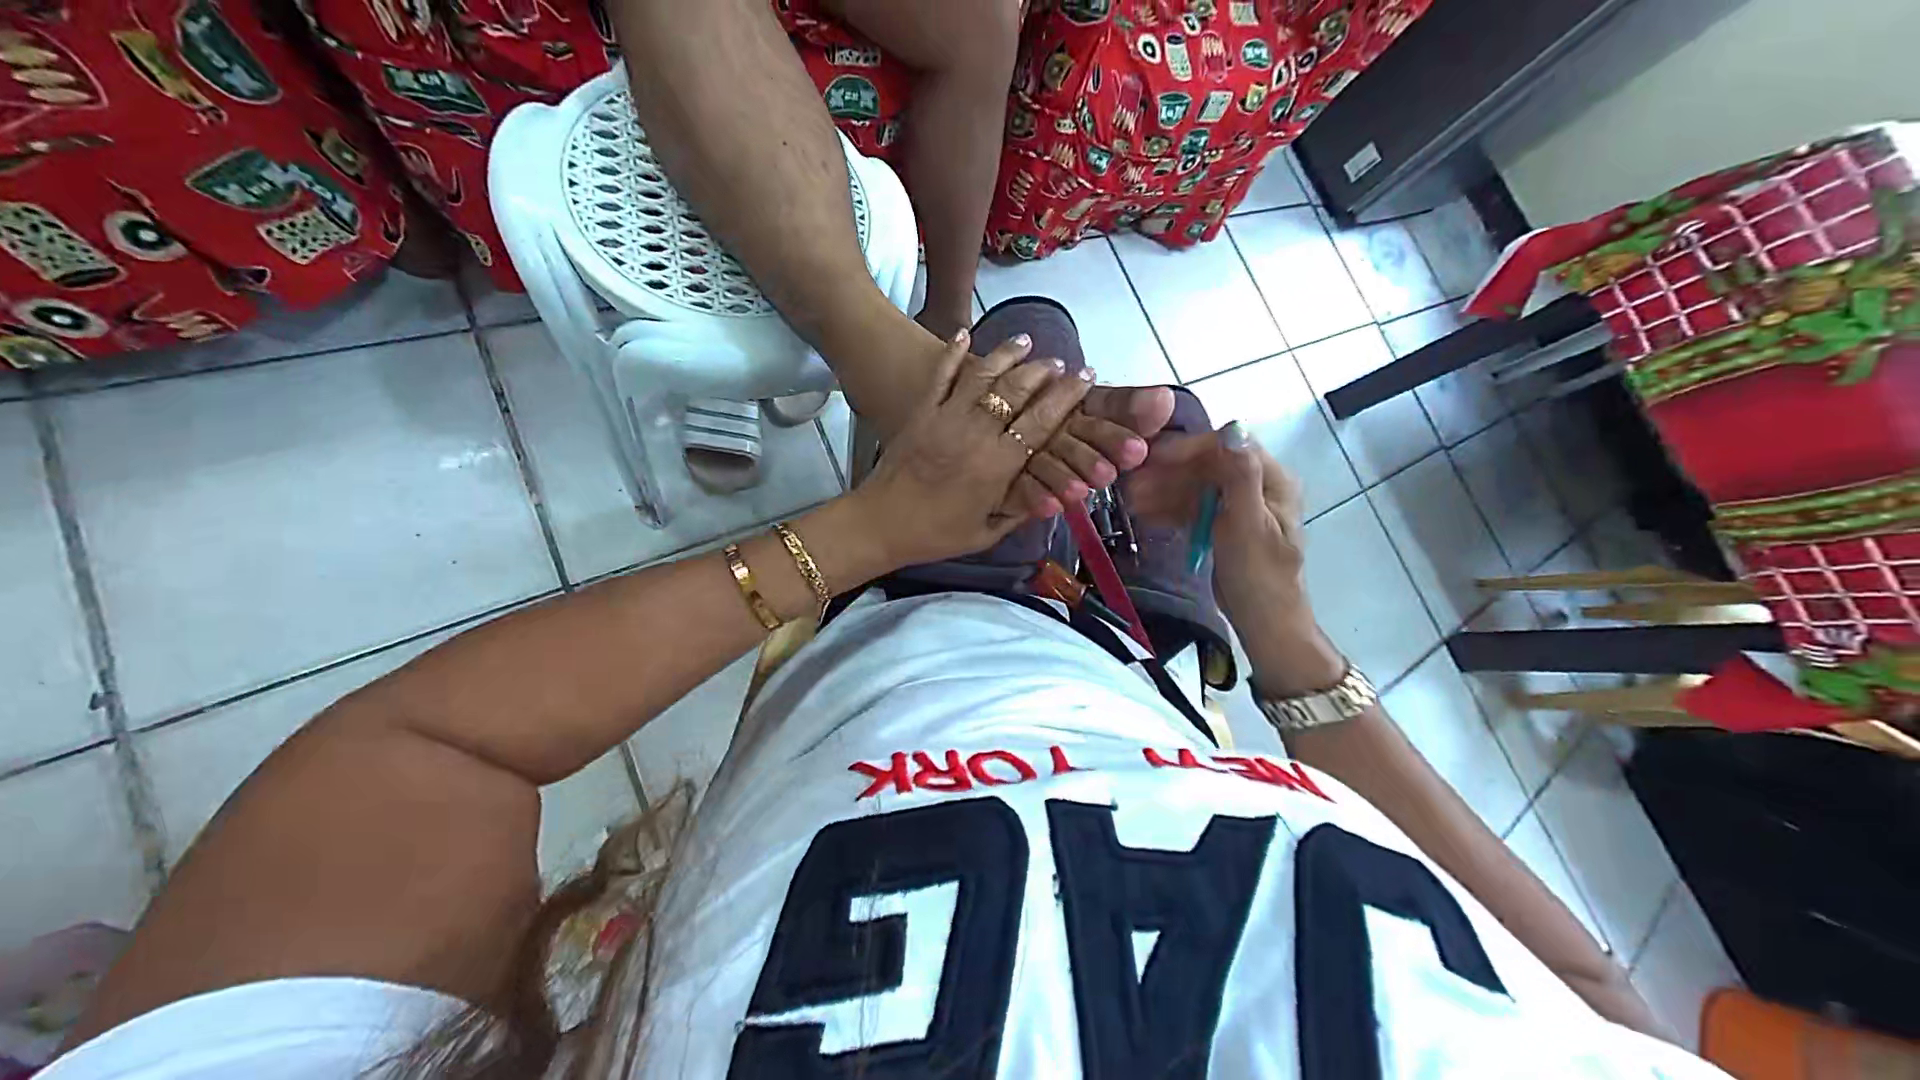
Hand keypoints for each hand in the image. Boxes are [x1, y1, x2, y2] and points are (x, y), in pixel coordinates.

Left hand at [853, 329, 1090, 567]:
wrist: (881, 523)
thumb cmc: (936, 534)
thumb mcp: (985, 533)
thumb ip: (1019, 511)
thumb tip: (1055, 496)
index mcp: (997, 466)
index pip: (1041, 422)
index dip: (1067, 397)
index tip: (1085, 378)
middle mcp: (976, 434)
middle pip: (1016, 391)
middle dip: (1043, 371)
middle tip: (1059, 362)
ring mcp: (947, 417)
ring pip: (983, 376)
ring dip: (1007, 354)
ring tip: (1026, 340)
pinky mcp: (922, 412)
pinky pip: (941, 376)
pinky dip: (953, 353)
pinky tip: (964, 333)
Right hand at [995, 384, 1171, 520]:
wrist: (1009, 428)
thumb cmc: (1072, 424)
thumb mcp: (1106, 415)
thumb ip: (1133, 410)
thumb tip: (1164, 400)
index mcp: (1080, 404)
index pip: (1100, 413)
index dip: (1116, 433)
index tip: (1137, 451)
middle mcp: (1053, 424)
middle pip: (1070, 439)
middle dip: (1089, 457)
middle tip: (1107, 475)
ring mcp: (1029, 449)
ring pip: (1045, 462)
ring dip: (1061, 476)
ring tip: (1078, 493)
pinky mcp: (1011, 476)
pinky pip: (1021, 485)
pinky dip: (1034, 496)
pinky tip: (1049, 507)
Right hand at [1127, 423, 1344, 692]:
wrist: (1265, 624)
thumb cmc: (1259, 577)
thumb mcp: (1248, 525)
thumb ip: (1239, 477)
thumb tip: (1232, 427)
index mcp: (1272, 480)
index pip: (1226, 447)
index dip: (1187, 448)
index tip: (1150, 456)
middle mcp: (1258, 486)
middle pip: (1207, 466)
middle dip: (1168, 472)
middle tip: (1129, 481)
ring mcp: (1239, 506)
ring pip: (1196, 487)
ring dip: (1163, 491)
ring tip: (1128, 499)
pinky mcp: (1223, 525)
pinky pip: (1193, 508)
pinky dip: (1170, 509)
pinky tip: (1142, 513)